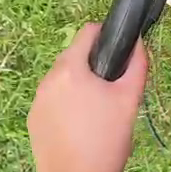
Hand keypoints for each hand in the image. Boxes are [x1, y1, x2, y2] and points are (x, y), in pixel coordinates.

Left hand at [28, 24, 146, 171]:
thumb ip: (137, 63)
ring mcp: (37, 101)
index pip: (88, 31)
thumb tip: (136, 43)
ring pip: (63, 78)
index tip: (117, 55)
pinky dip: (65, 104)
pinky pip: (52, 99)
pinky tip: (79, 125)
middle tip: (109, 89)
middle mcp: (48, 78)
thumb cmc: (107, 140)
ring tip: (96, 110)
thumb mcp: (130, 98)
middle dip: (93, 65)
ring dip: (78, 84)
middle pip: (74, 55)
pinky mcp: (33, 121)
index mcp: (70, 67)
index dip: (106, 36)